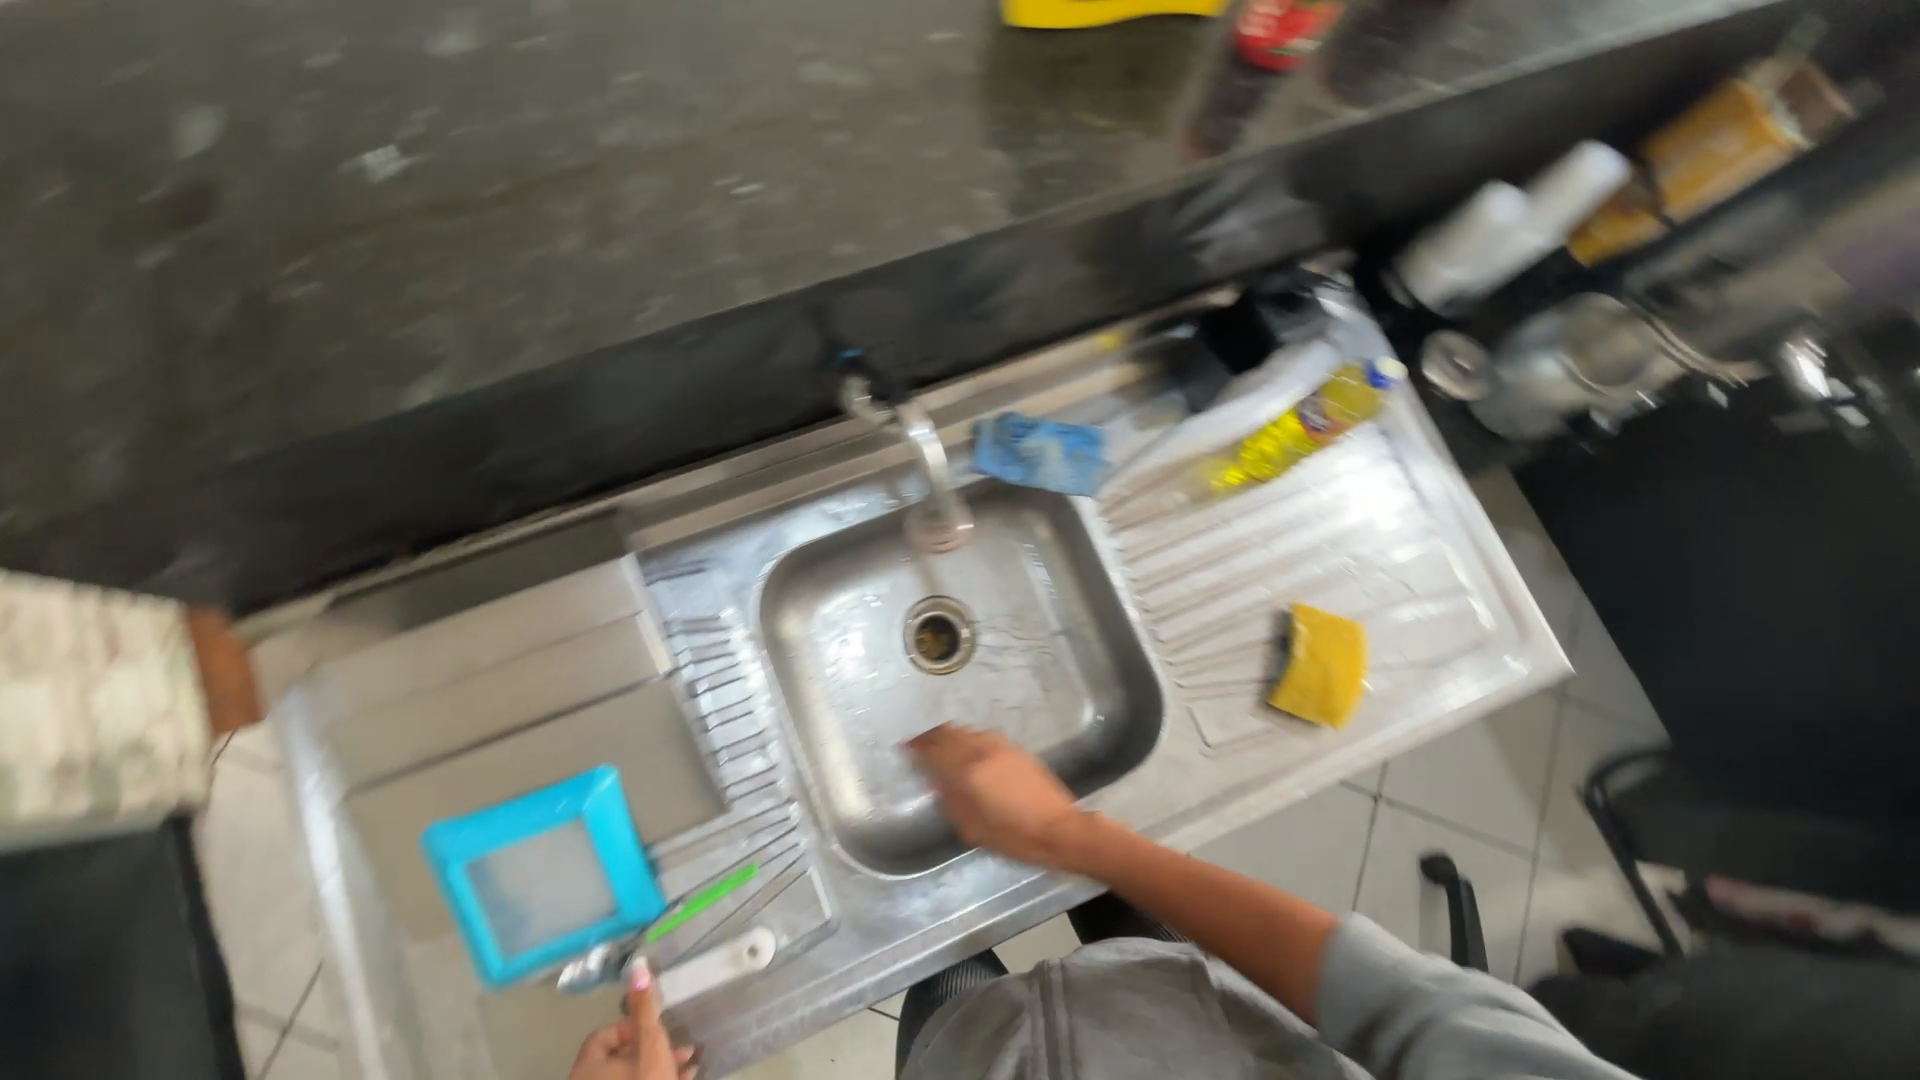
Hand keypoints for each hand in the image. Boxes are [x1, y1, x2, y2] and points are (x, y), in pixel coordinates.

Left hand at [567, 961, 696, 1079]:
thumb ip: (645, 1009)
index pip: (602, 1035)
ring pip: (631, 1076)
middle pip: (619, 1058)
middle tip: (681, 1049)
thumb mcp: (650, 1047)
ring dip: (659, 1067)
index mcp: (587, 1068)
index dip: (631, 1027)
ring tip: (688, 1066)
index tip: (656, 1030)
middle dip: (654, 1048)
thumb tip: (638, 965)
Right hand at [905, 724, 1091, 870]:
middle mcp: (983, 751)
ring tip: (941, 745)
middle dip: (931, 736)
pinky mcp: (1017, 750)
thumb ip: (951, 801)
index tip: (905, 747)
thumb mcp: (973, 828)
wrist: (1060, 829)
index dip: (917, 747)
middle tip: (919, 743)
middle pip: (950, 733)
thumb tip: (937, 783)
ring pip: (968, 731)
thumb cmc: (1014, 836)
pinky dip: (969, 738)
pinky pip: (984, 736)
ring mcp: (1002, 747)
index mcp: (969, 771)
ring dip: (951, 735)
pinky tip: (969, 749)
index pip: (935, 750)